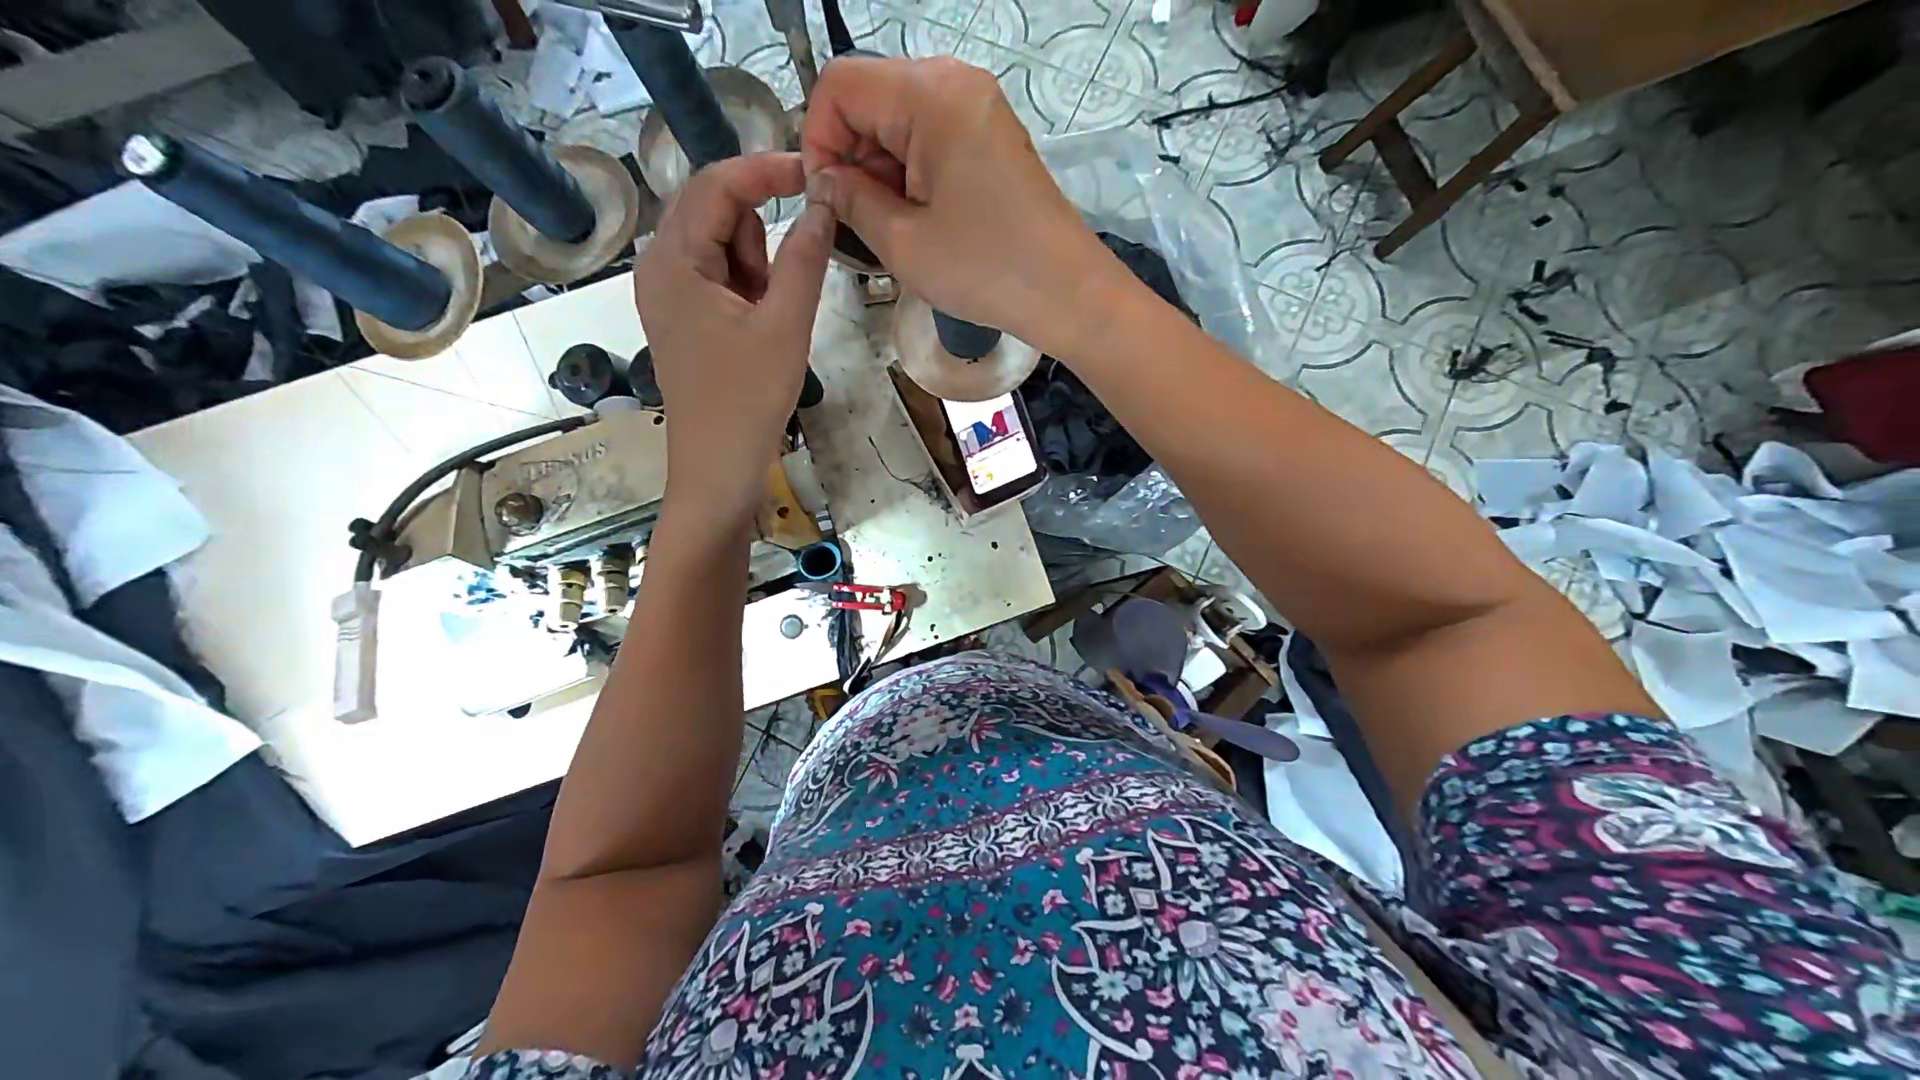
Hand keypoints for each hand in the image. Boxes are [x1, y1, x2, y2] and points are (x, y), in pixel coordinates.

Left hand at [634, 153, 833, 532]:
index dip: (766, 170)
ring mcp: (670, 296)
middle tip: (789, 283)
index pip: (716, 184)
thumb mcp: (786, 326)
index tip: (815, 173)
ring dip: (759, 268)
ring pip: (723, 248)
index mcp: (672, 261)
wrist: (718, 470)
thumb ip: (805, 258)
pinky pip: (721, 280)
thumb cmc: (748, 401)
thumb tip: (823, 203)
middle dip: (762, 235)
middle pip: (717, 213)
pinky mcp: (684, 320)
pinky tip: (763, 329)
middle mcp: (660, 268)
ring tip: (773, 320)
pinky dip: (751, 291)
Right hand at [799, 56, 1128, 355]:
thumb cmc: (985, 269)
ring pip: (899, 120)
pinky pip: (931, 136)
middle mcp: (956, 82)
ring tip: (893, 226)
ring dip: (881, 169)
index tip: (826, 196)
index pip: (841, 85)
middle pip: (871, 97)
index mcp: (931, 95)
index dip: (819, 138)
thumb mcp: (902, 241)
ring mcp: (979, 107)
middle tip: (859, 219)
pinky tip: (919, 216)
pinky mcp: (991, 135)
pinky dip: (910, 171)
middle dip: (852, 156)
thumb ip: (850, 200)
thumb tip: (824, 181)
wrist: (1066, 292)